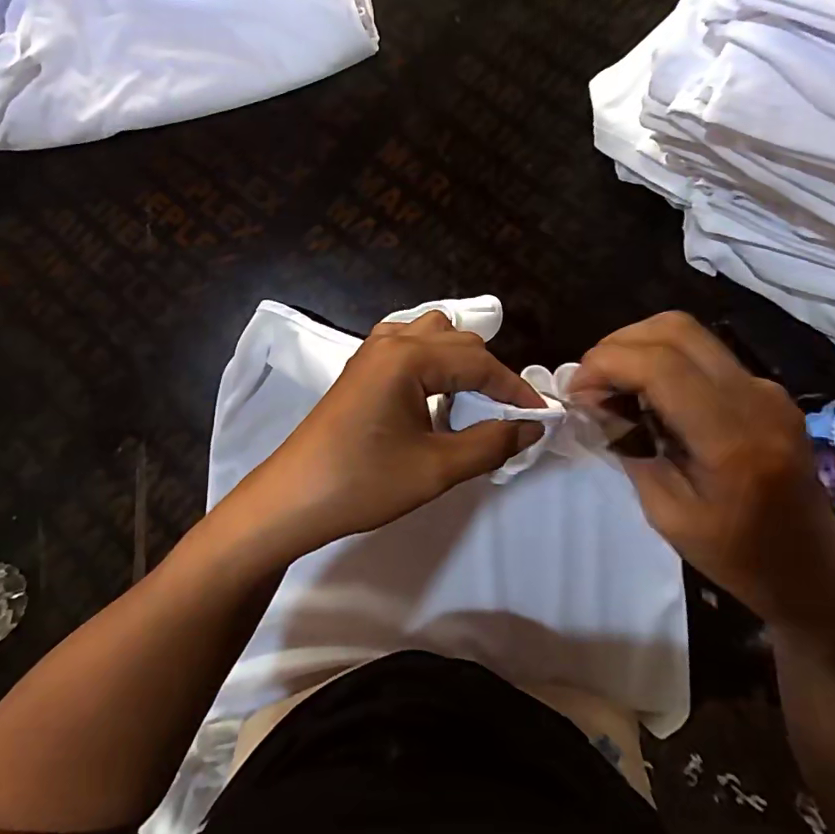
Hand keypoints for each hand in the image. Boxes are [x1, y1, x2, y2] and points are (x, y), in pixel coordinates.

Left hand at [222, 310, 545, 559]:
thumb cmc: (362, 482)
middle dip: (489, 374)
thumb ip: (490, 444)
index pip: (478, 362)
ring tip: (474, 402)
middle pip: (456, 341)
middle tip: (509, 416)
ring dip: (458, 361)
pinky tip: (435, 396)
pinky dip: (431, 362)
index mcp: (407, 357)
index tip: (541, 417)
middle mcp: (389, 342)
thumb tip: (529, 428)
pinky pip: (406, 347)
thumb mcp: (436, 469)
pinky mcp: (359, 369)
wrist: (294, 498)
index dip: (513, 390)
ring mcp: (369, 353)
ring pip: (429, 335)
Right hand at [569, 312, 834, 629]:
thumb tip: (590, 401)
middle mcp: (755, 398)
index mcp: (732, 438)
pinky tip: (644, 396)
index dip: (605, 365)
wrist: (811, 570)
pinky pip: (700, 352)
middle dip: (616, 347)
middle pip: (673, 330)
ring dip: (636, 349)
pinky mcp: (764, 389)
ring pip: (686, 332)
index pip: (659, 365)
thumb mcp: (664, 511)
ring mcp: (765, 388)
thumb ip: (627, 446)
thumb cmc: (734, 554)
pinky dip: (658, 360)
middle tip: (589, 385)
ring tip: (612, 387)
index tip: (575, 393)